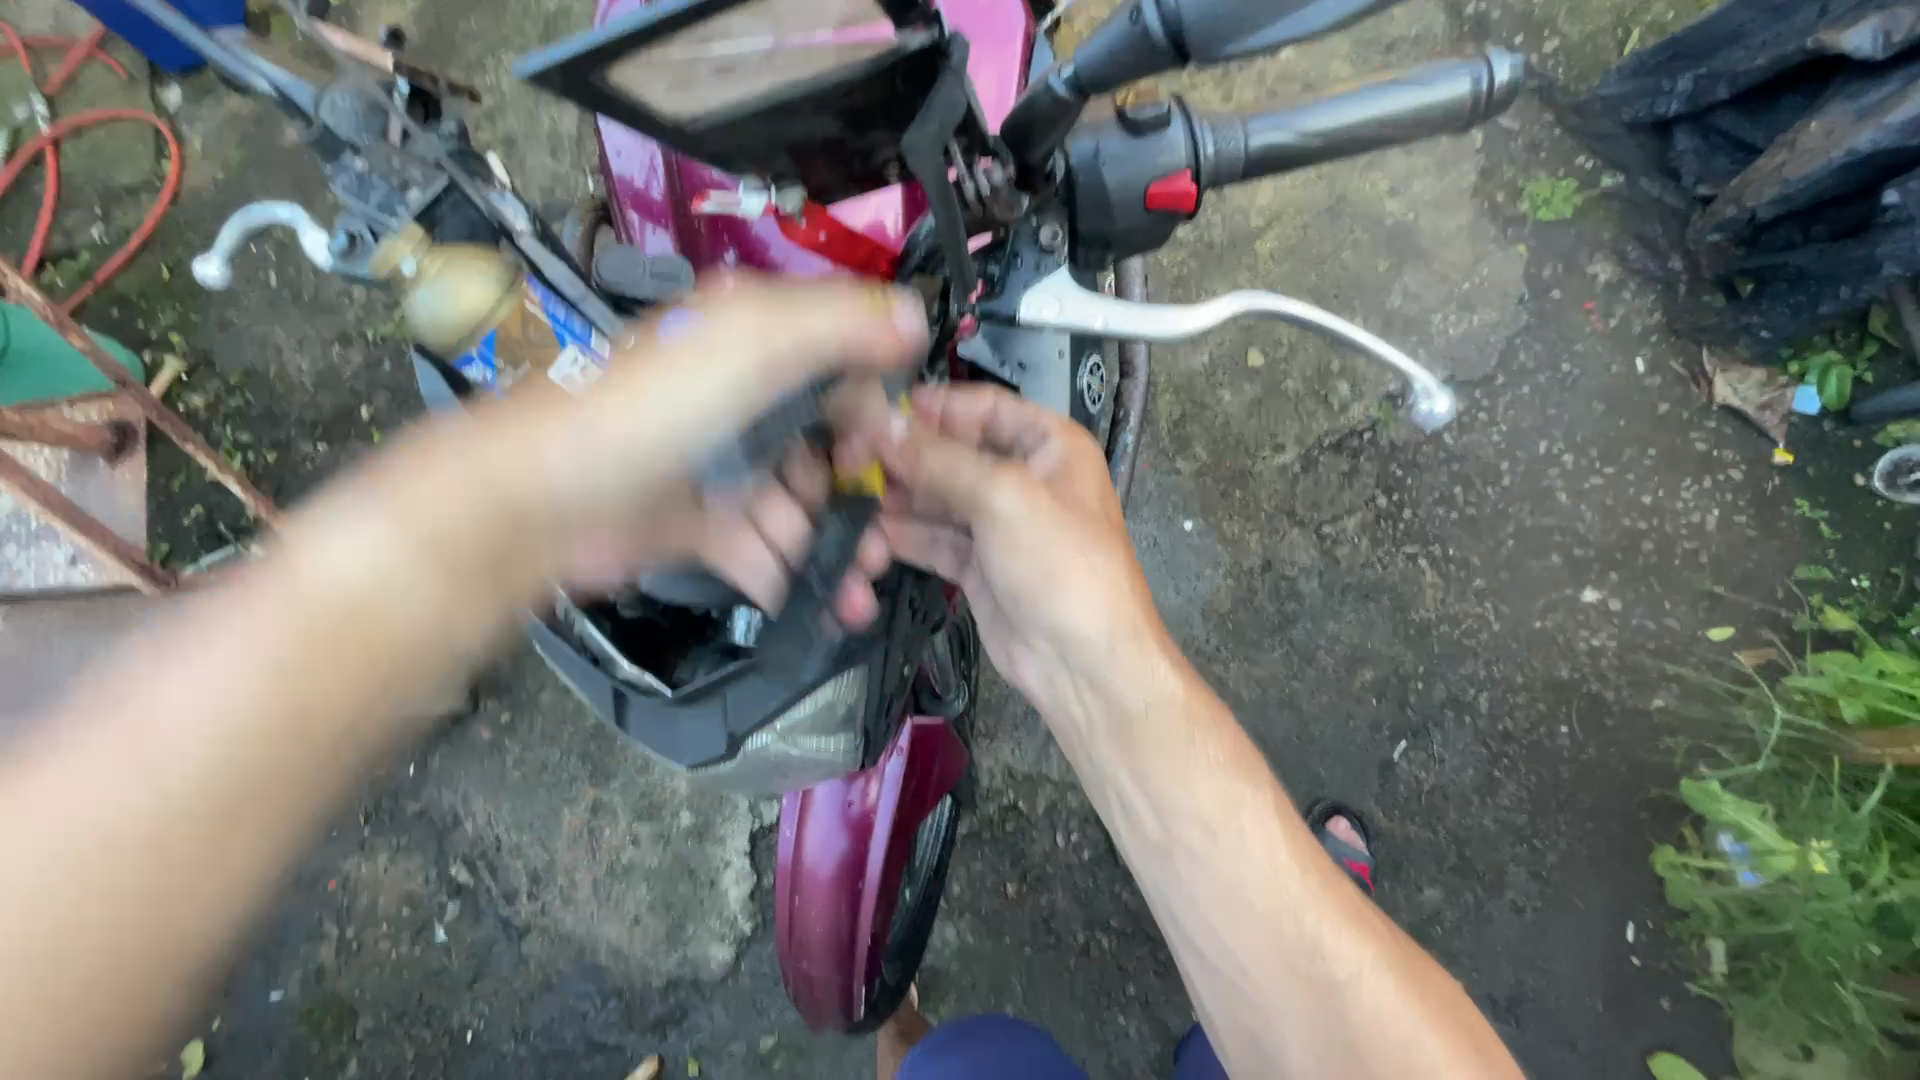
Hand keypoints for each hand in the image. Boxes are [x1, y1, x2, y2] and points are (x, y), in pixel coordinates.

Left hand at [477, 274, 924, 625]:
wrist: (542, 500)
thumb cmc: (646, 411)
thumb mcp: (752, 343)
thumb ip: (839, 326)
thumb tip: (914, 317)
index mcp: (758, 343)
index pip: (844, 369)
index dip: (874, 412)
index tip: (889, 455)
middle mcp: (745, 399)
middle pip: (828, 448)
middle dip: (862, 495)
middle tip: (883, 538)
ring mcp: (724, 464)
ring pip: (801, 508)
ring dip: (834, 547)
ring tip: (855, 585)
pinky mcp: (703, 522)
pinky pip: (762, 549)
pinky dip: (787, 574)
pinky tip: (811, 600)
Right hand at [876, 384, 1167, 711]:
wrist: (1083, 663)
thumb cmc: (1061, 564)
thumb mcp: (1003, 498)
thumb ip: (939, 460)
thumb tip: (881, 426)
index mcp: (1048, 446)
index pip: (984, 407)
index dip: (932, 408)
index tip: (878, 413)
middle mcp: (1023, 479)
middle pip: (951, 454)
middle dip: (903, 461)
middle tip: (847, 463)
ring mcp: (998, 525)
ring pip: (935, 501)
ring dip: (895, 504)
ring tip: (851, 508)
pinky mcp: (977, 566)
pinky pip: (932, 541)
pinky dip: (902, 540)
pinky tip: (868, 542)